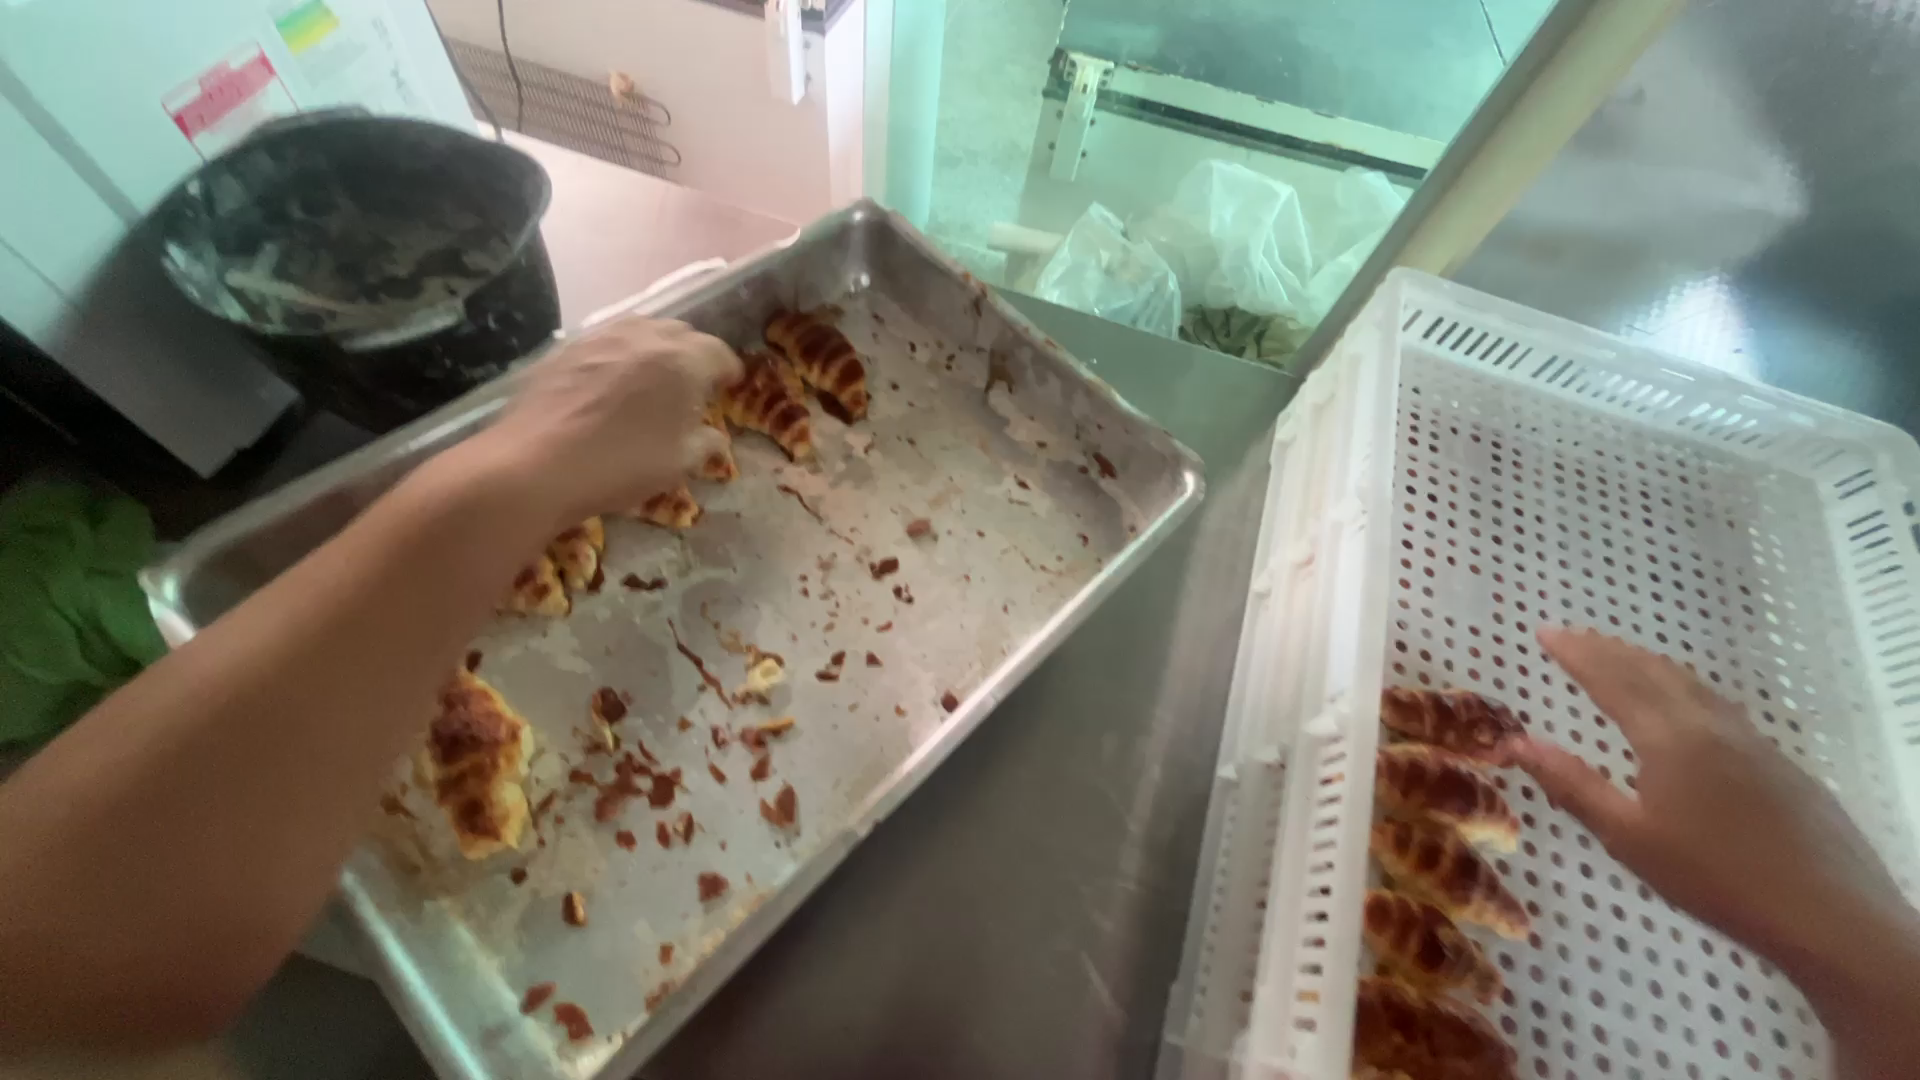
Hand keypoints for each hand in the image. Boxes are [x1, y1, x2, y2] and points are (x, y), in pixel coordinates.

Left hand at [463, 317, 740, 527]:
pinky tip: (612, 386)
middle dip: (694, 355)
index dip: (729, 371)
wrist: (537, 465)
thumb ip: (707, 443)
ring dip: (656, 350)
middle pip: (682, 333)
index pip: (720, 353)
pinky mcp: (566, 348)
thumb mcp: (680, 463)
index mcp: (683, 361)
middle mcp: (645, 337)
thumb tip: (715, 437)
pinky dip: (621, 356)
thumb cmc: (623, 464)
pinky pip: (607, 342)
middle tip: (693, 385)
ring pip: (642, 331)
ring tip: (654, 379)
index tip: (729, 388)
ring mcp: (601, 337)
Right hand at [1508, 626, 1913, 965]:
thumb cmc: (1716, 878)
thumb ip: (1570, 784)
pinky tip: (1680, 702)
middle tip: (1570, 633)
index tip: (1544, 631)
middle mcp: (1713, 729)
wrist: (1837, 924)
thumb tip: (1514, 743)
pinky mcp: (1782, 766)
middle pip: (1654, 672)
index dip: (1576, 654)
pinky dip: (1681, 686)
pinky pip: (1718, 705)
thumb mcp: (1626, 836)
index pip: (1612, 681)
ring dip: (1646, 662)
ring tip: (1617, 654)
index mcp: (1671, 740)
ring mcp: (1756, 745)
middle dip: (1607, 649)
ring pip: (1692, 685)